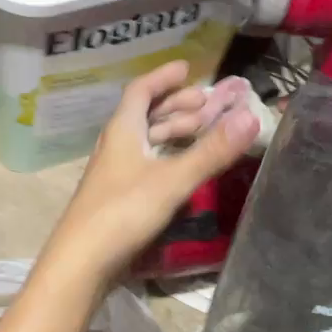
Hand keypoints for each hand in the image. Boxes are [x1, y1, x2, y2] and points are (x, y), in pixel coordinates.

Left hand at [38, 61, 259, 281]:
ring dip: (173, 131)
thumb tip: (251, 115)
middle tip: (208, 102)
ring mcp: (114, 173)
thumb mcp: (172, 180)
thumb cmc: (122, 212)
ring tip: (202, 129)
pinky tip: (182, 169)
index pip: (140, 91)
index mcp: (122, 131)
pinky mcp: (118, 198)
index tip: (188, 67)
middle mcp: (116, 146)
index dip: (163, 77)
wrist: (81, 263)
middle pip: (145, 115)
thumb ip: (211, 151)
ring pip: (146, 141)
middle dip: (176, 105)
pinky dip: (167, 157)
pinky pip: (146, 163)